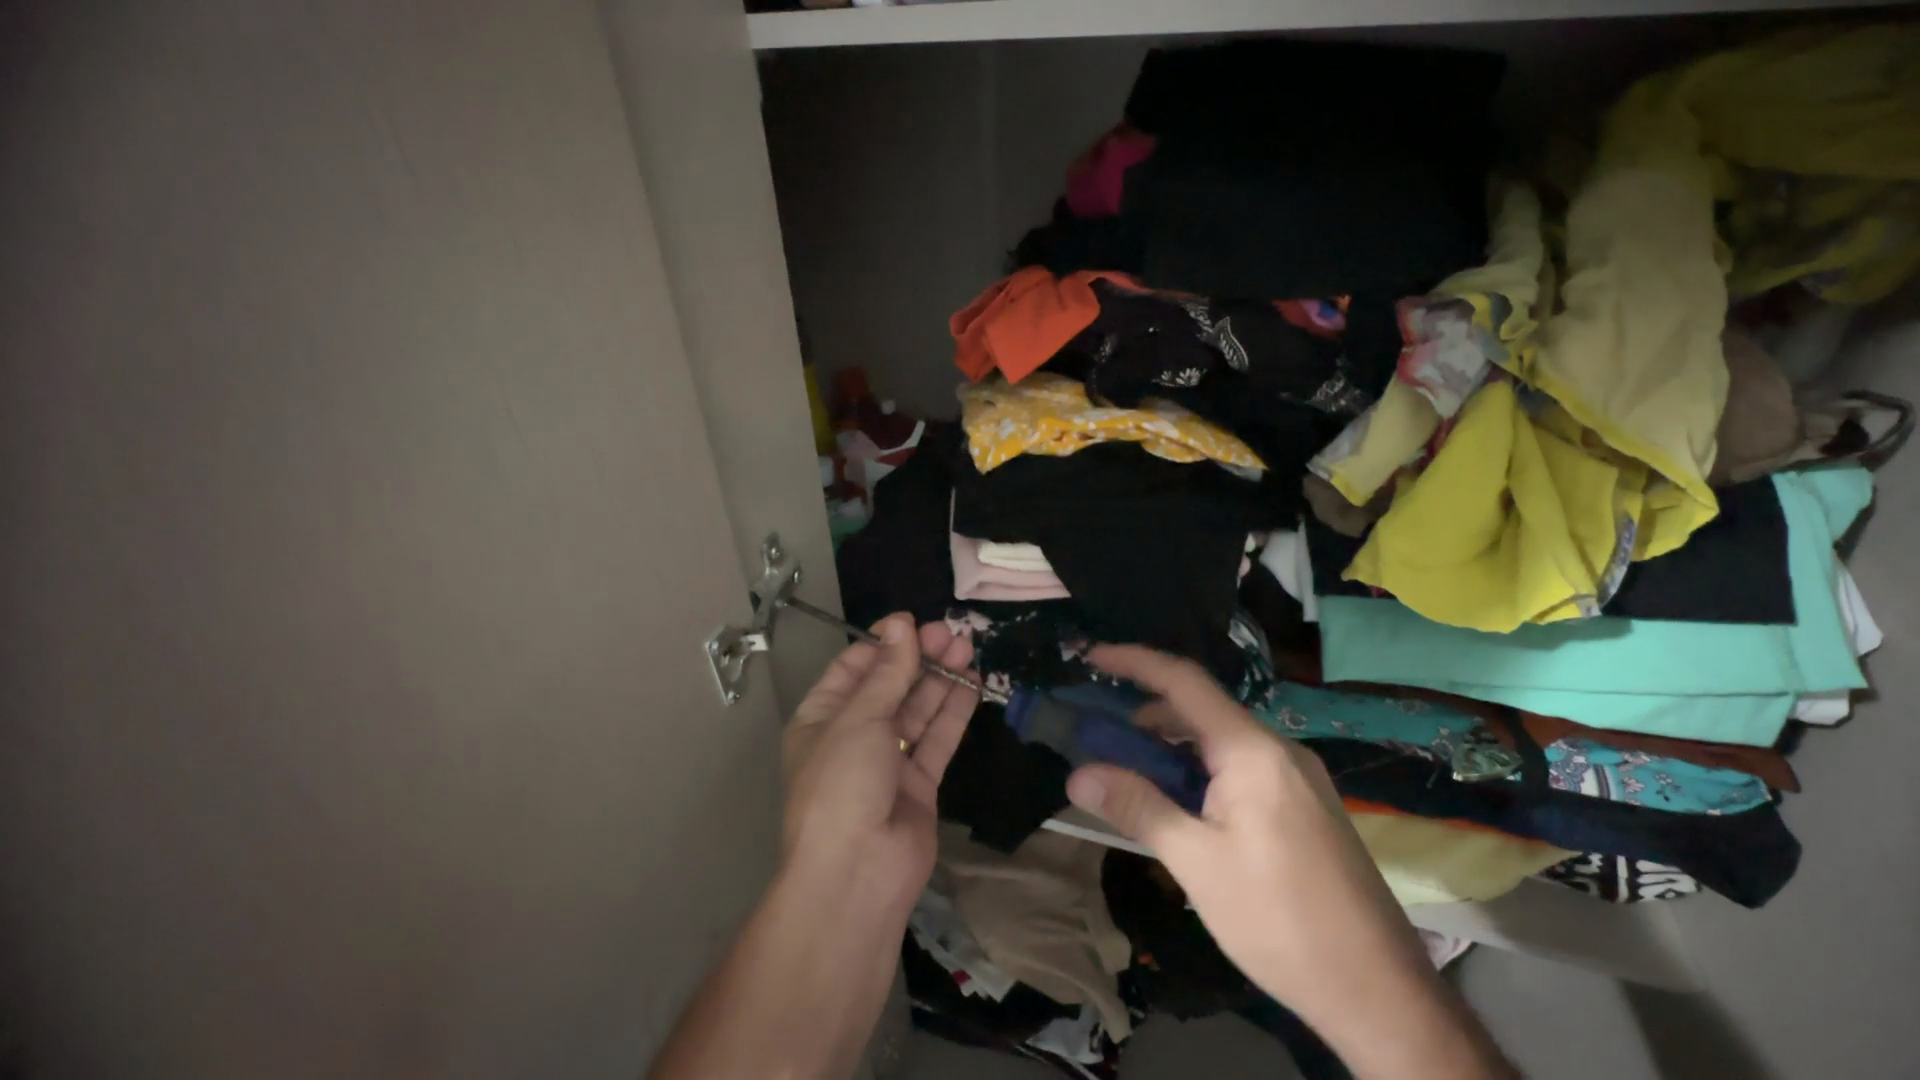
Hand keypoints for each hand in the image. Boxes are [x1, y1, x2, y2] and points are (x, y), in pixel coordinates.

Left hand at [780, 612, 977, 915]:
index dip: (882, 645)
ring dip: (939, 679)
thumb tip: (900, 625)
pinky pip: (937, 740)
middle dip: (917, 659)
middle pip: (889, 687)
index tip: (913, 623)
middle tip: (950, 633)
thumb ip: (887, 674)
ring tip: (966, 647)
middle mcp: (853, 738)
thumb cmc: (842, 785)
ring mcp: (887, 763)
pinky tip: (972, 683)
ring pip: (917, 711)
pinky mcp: (919, 784)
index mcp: (821, 720)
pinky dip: (954, 712)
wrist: (858, 872)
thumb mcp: (858, 721)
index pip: (852, 671)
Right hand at [1064, 647, 1512, 1077]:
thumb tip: (1078, 774)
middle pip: (1203, 710)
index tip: (1091, 656)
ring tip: (1129, 778)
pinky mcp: (1306, 808)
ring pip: (1223, 743)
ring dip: (1173, 749)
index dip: (1134, 662)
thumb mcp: (1197, 863)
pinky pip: (1243, 770)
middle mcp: (1280, 751)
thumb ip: (1138, 808)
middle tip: (1097, 737)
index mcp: (1253, 752)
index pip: (1185, 682)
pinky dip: (1201, 773)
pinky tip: (1180, 807)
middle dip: (1146, 715)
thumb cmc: (1279, 919)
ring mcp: (1298, 780)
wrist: (1377, 988)